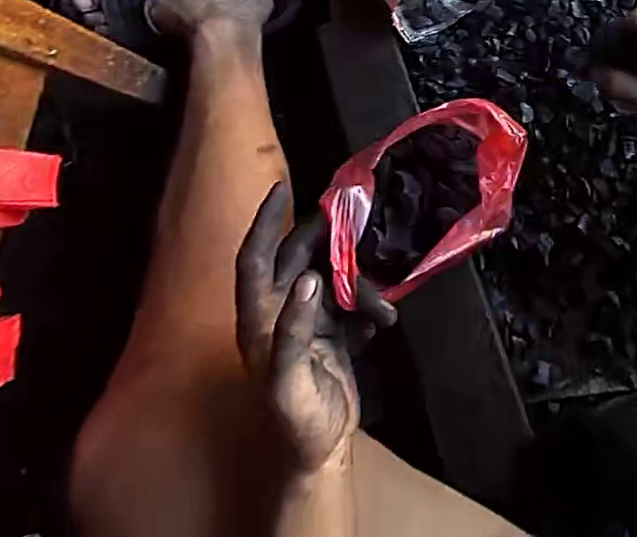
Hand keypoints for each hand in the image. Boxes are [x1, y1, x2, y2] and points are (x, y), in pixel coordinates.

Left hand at [236, 182, 394, 472]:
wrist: (322, 449)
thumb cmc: (297, 420)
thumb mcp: (289, 382)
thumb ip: (292, 331)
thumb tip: (307, 278)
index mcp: (259, 319)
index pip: (254, 258)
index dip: (264, 222)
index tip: (282, 187)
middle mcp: (280, 309)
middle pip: (300, 256)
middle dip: (328, 240)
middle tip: (357, 223)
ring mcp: (308, 315)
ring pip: (334, 276)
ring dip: (361, 286)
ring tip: (382, 312)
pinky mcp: (333, 326)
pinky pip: (353, 298)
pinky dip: (369, 306)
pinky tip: (379, 324)